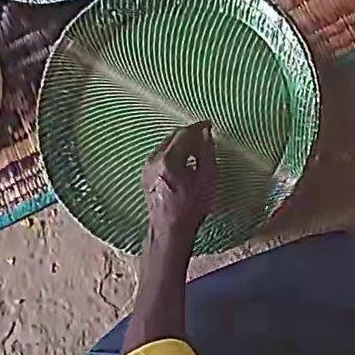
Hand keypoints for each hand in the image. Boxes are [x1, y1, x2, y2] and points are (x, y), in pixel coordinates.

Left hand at [141, 121, 216, 251]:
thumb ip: (207, 152)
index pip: (184, 133)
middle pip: (173, 136)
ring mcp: (147, 167)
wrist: (170, 229)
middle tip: (204, 136)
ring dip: (181, 143)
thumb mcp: (207, 178)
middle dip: (189, 134)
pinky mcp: (146, 174)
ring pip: (166, 145)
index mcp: (169, 159)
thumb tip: (206, 135)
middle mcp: (154, 159)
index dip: (198, 127)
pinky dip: (173, 152)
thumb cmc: (191, 206)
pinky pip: (161, 155)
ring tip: (196, 149)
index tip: (209, 125)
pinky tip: (184, 160)